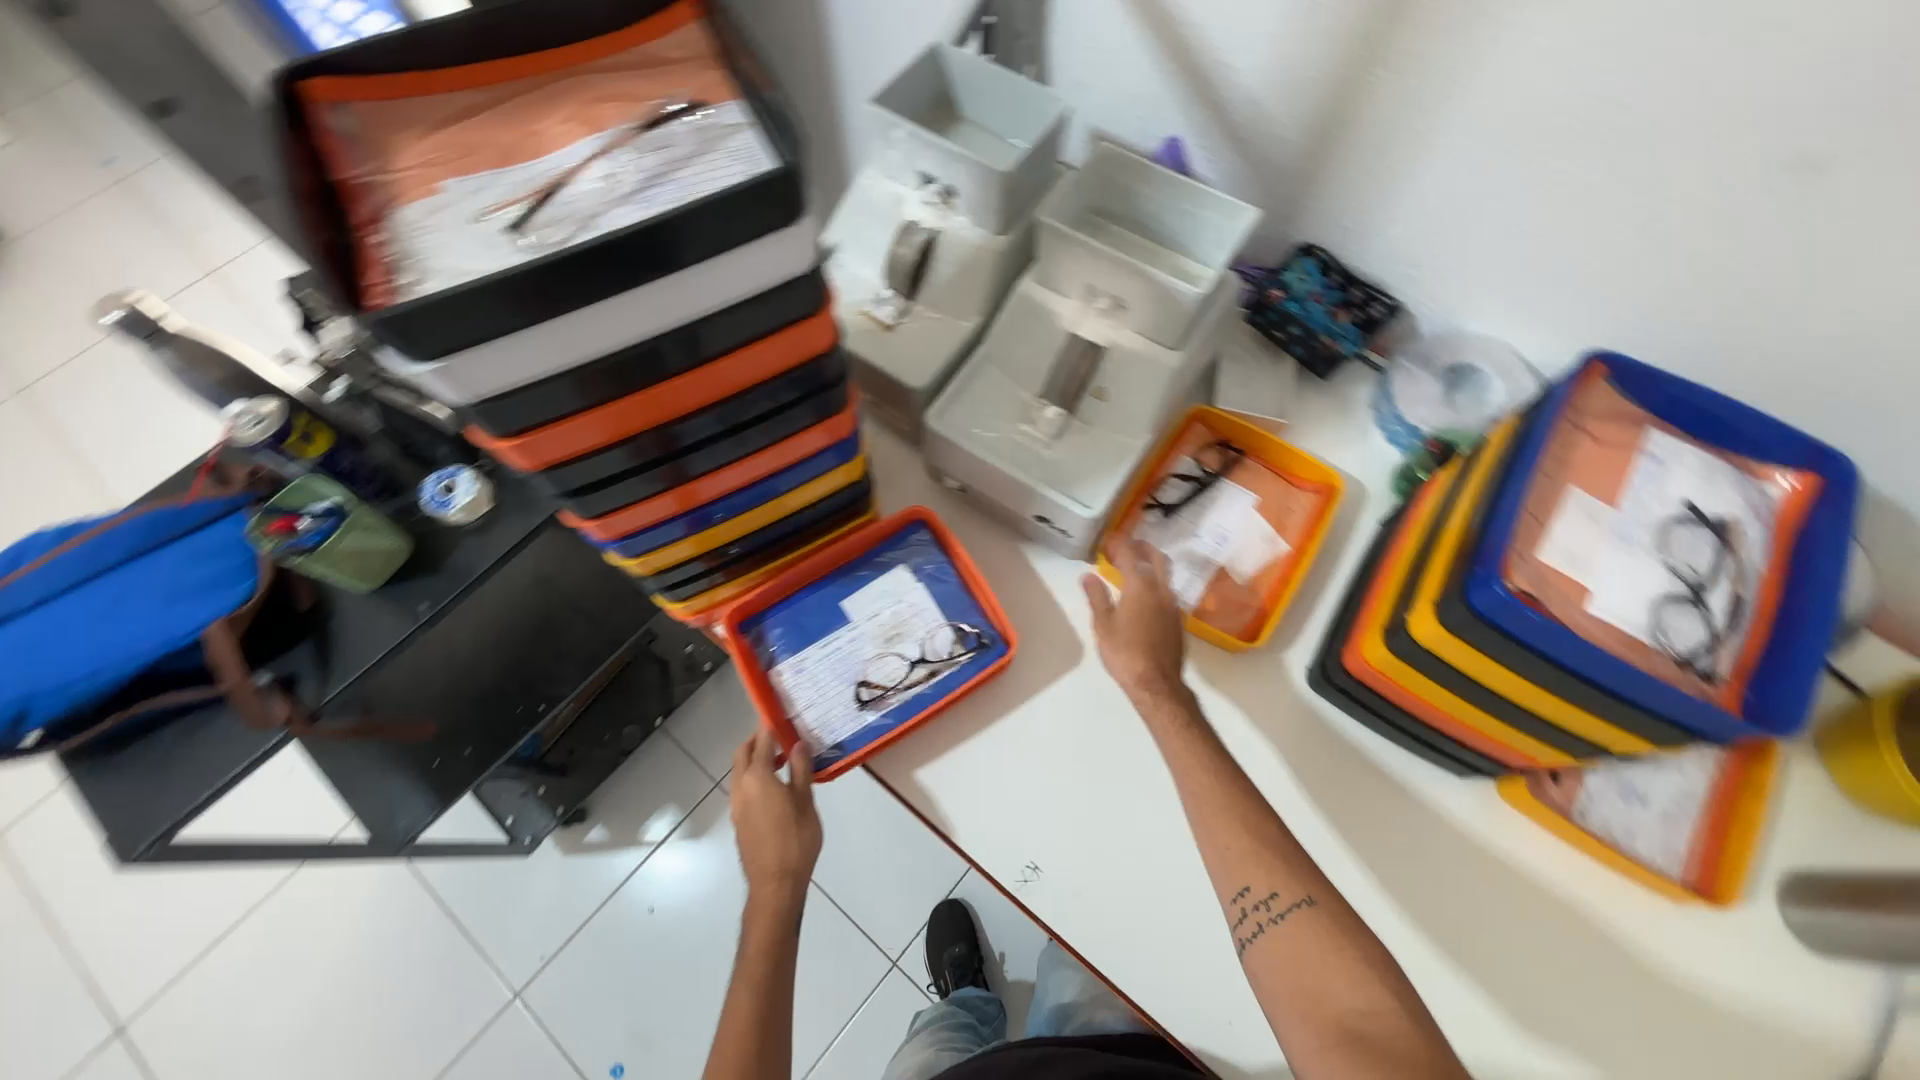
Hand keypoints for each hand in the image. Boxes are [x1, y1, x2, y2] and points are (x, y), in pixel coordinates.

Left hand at [730, 729, 821, 905]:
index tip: (777, 715)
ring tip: (781, 762)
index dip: (769, 727)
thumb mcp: (805, 801)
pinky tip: (775, 789)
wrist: (775, 884)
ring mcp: (737, 806)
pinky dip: (754, 779)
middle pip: (743, 755)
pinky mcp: (739, 821)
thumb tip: (798, 744)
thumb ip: (800, 770)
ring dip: (755, 761)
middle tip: (777, 736)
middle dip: (756, 742)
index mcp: (758, 778)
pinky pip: (743, 789)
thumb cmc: (796, 840)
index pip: (762, 743)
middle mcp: (741, 787)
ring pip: (740, 773)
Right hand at [1082, 538, 1187, 703]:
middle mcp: (1161, 590)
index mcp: (1140, 587)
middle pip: (1157, 558)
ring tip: (1135, 568)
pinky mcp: (1178, 619)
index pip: (1130, 554)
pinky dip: (1157, 584)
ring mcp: (1173, 605)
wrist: (1156, 683)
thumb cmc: (1124, 653)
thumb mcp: (1103, 625)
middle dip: (1142, 548)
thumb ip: (1097, 597)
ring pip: (1166, 574)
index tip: (1108, 541)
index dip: (1119, 544)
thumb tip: (1088, 575)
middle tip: (1127, 546)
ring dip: (1151, 565)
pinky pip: (1168, 591)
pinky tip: (1146, 596)